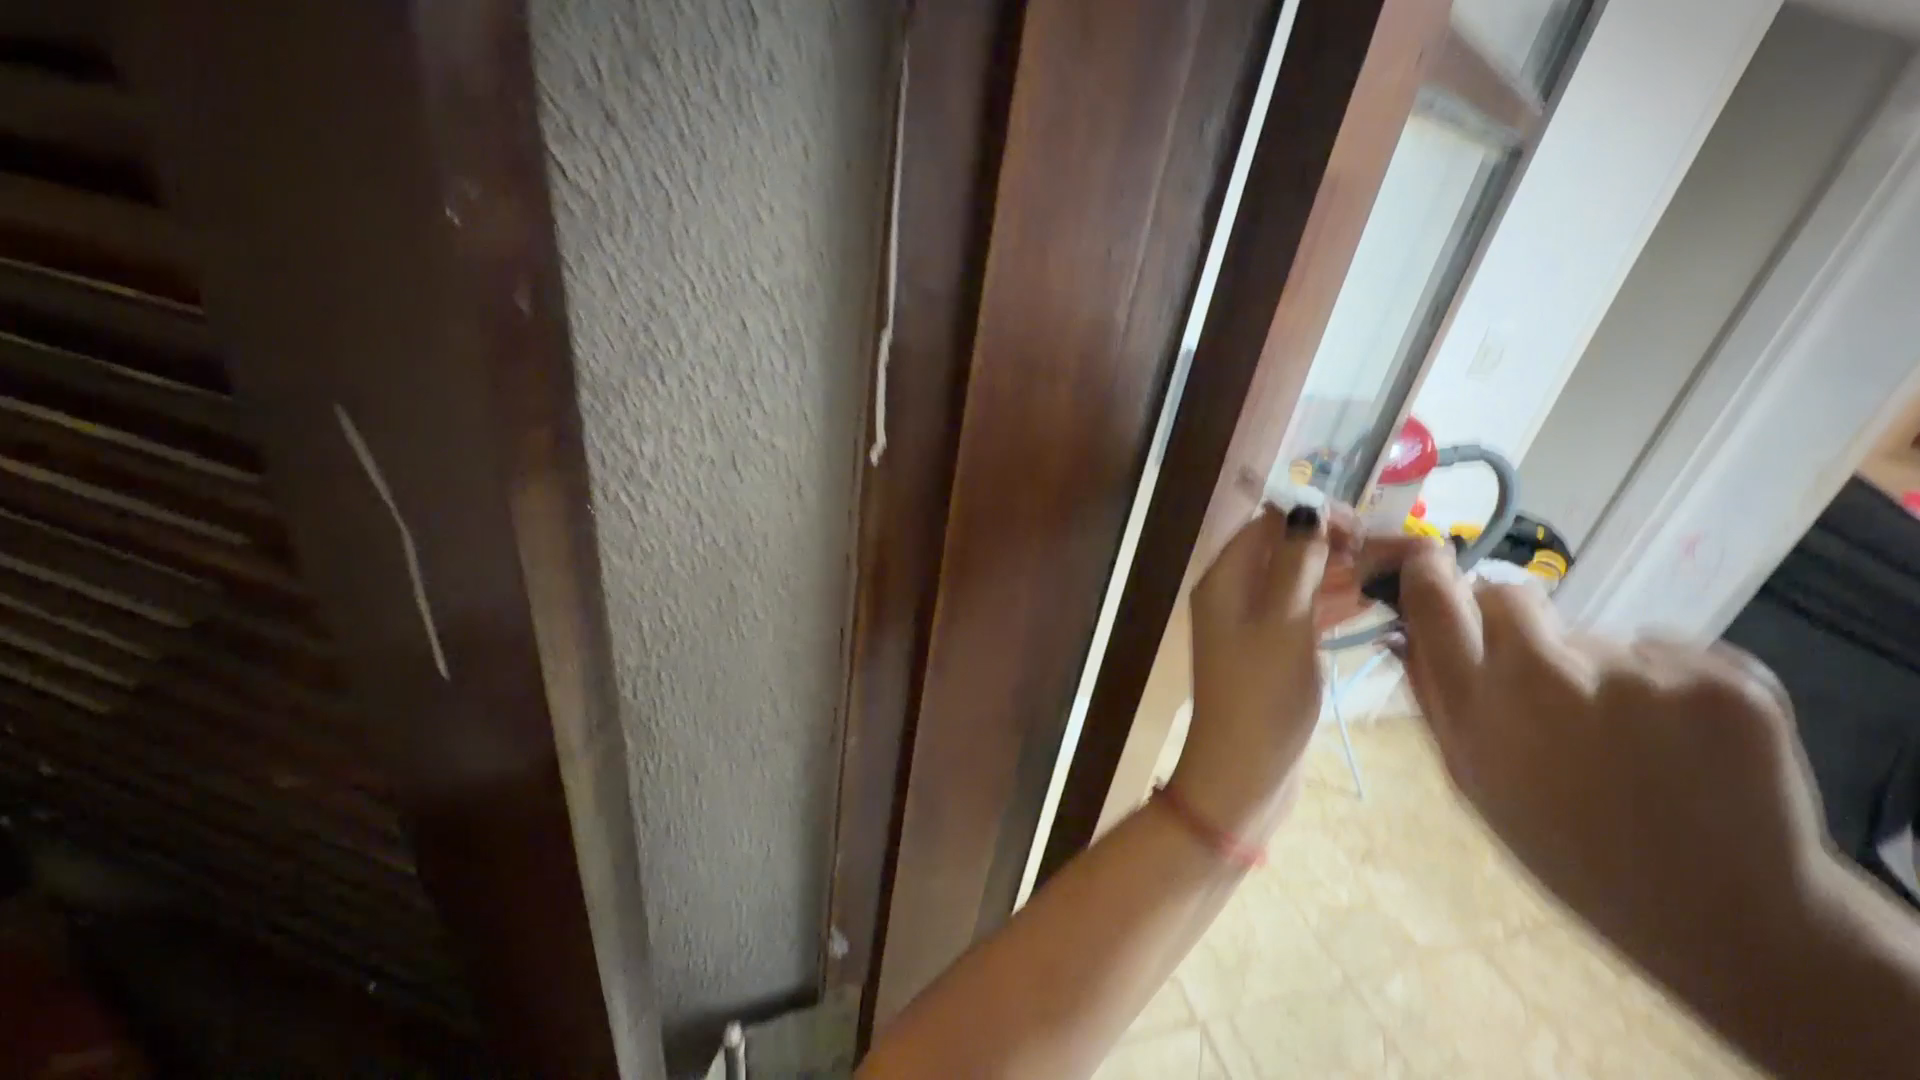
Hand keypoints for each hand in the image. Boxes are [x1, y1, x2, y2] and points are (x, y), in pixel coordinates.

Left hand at [1169, 504, 1424, 841]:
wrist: (1244, 772)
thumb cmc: (1263, 695)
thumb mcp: (1284, 621)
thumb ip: (1297, 562)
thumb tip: (1308, 508)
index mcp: (1224, 579)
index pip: (1268, 523)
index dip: (1313, 516)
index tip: (1363, 527)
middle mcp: (1234, 595)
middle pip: (1287, 550)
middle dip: (1335, 544)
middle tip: (1393, 551)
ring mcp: (1253, 625)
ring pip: (1300, 582)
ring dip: (1342, 573)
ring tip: (1397, 571)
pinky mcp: (1274, 652)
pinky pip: (1305, 614)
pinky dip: (1335, 603)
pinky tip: (1374, 601)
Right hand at [1395, 546, 1832, 972]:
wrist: (1725, 910)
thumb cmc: (1569, 849)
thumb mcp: (1473, 782)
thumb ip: (1434, 698)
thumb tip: (1402, 629)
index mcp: (1482, 708)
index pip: (1437, 599)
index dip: (1428, 572)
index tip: (1429, 565)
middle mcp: (1553, 675)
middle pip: (1512, 596)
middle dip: (1514, 624)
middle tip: (1540, 680)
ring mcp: (1643, 673)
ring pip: (1594, 634)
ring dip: (1595, 667)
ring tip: (1626, 738)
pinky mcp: (1723, 678)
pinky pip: (1668, 651)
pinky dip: (1665, 683)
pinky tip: (1679, 740)